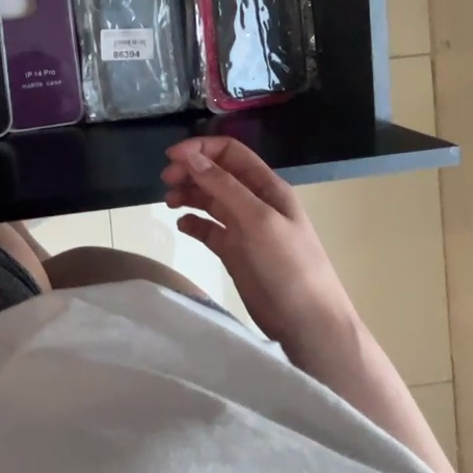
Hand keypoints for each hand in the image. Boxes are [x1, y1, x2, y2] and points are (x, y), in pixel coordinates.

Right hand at [160, 136, 359, 360]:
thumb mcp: (258, 220)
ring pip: (209, 199)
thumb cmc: (289, 266)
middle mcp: (254, 202)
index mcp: (267, 187)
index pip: (230, 152)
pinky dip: (192, 222)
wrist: (307, 323)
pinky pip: (207, 228)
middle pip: (216, 173)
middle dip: (190, 171)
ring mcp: (243, 227)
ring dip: (188, 194)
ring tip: (170, 203)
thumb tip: (191, 157)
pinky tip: (182, 226)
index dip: (201, 149)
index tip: (171, 158)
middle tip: (166, 181)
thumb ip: (224, 186)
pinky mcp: (233, 251)